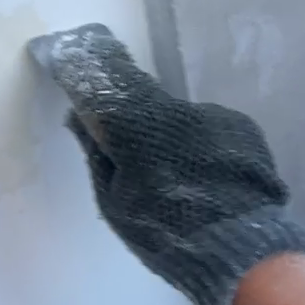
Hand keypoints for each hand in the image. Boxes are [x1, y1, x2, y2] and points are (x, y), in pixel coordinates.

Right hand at [32, 24, 304, 304]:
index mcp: (138, 127)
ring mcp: (213, 115)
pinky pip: (206, 132)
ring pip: (176, 121)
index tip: (59, 53)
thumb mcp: (114, 203)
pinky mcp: (241, 127)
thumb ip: (98, 155)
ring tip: (179, 183)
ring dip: (170, 142)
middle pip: (140, 102)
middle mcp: (176, 108)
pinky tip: (205, 180)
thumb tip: (83, 120)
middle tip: (130, 154)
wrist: (245, 251)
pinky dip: (198, 149)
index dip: (76, 68)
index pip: (99, 84)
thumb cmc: (167, 234)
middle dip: (129, 120)